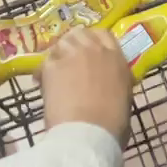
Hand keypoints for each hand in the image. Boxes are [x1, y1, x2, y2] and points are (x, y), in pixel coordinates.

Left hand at [42, 26, 133, 142]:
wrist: (88, 133)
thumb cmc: (113, 123)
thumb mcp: (124, 97)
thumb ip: (116, 82)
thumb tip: (110, 85)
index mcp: (116, 57)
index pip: (104, 35)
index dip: (95, 41)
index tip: (91, 52)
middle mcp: (94, 49)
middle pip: (80, 34)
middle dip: (75, 43)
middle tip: (70, 60)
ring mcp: (72, 54)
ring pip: (62, 43)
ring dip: (59, 53)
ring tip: (56, 69)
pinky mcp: (52, 66)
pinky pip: (45, 61)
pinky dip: (43, 71)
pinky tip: (42, 83)